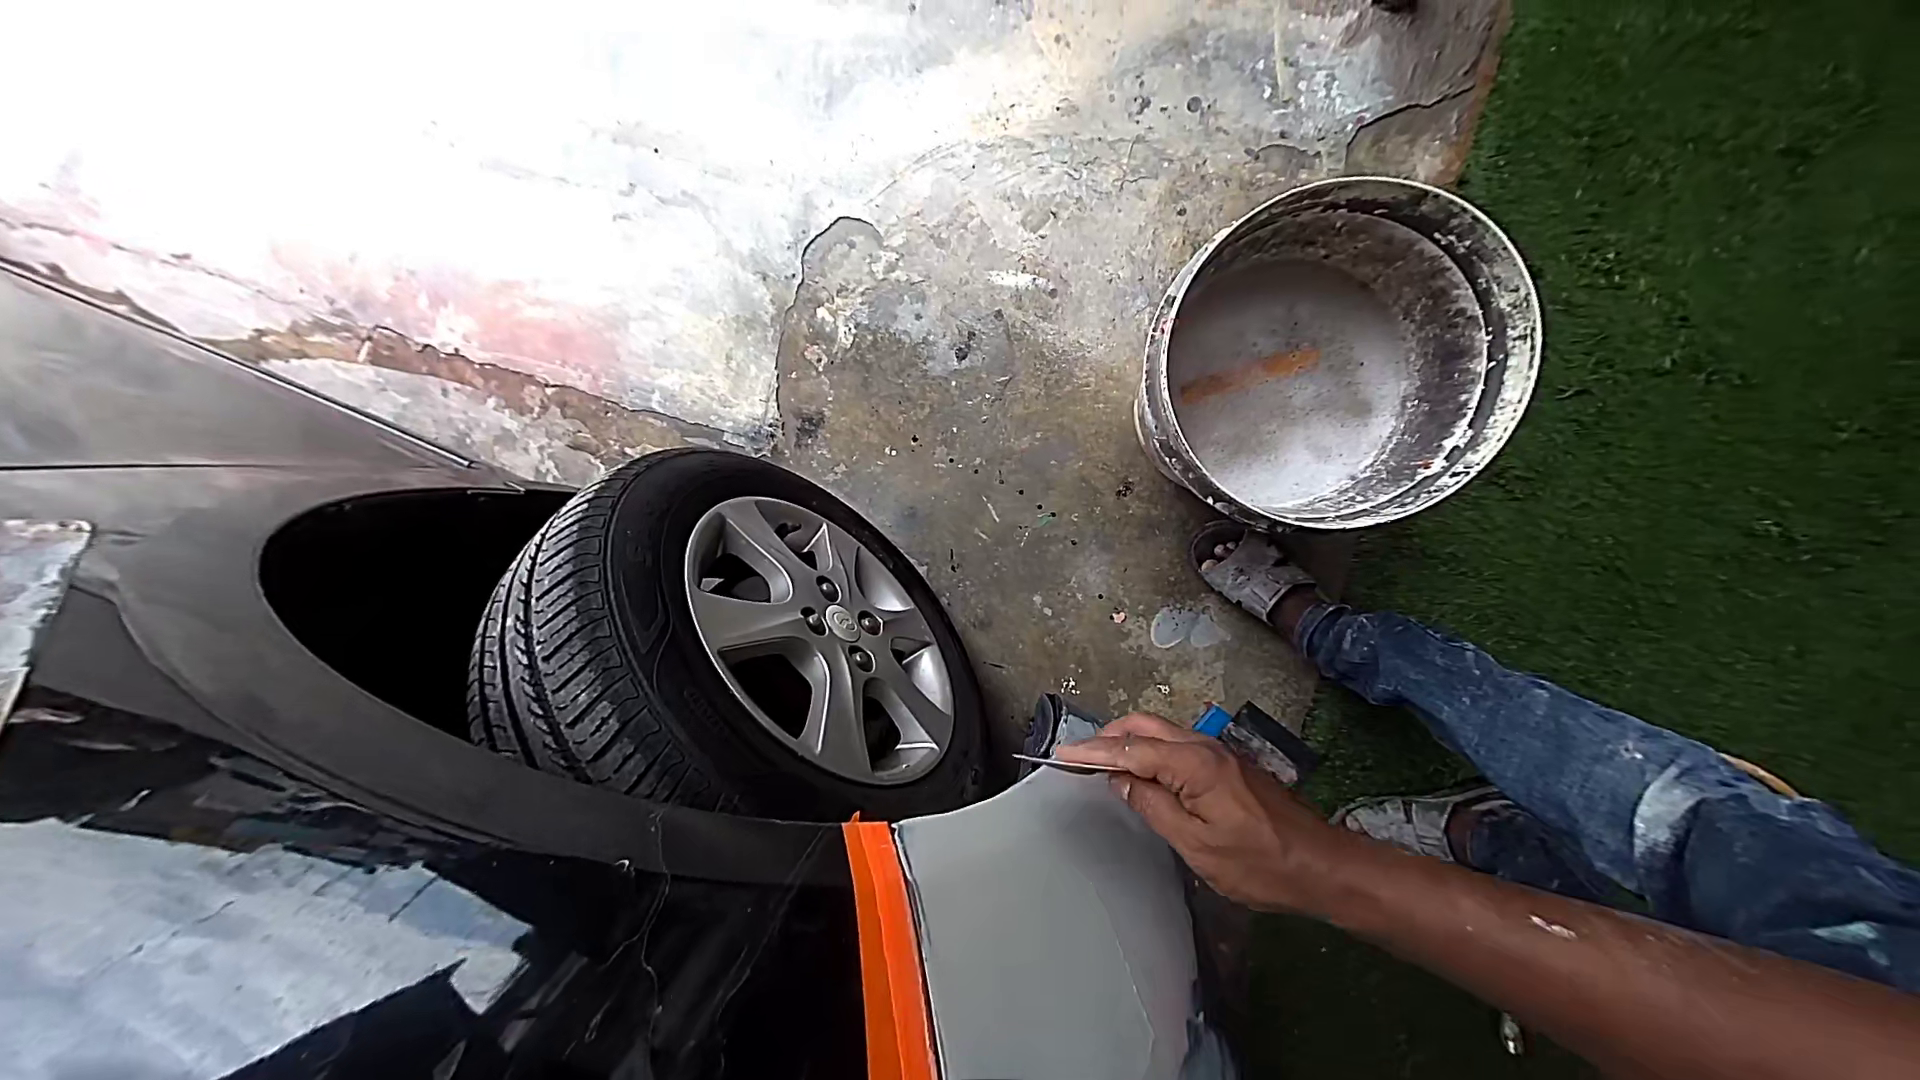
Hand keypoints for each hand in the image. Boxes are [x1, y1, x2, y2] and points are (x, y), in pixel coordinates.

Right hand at [1055, 713, 1355, 912]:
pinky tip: (1141, 769)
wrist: (1323, 864)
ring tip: (1103, 761)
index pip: (1130, 749)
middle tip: (1080, 755)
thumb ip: (1153, 806)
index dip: (1093, 751)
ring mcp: (1217, 751)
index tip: (1062, 752)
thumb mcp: (1197, 845)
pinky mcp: (1226, 762)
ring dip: (1128, 740)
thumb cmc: (1260, 863)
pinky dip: (1149, 748)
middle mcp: (1203, 746)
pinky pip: (1175, 743)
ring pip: (1160, 731)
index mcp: (1193, 764)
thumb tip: (1120, 781)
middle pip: (1144, 726)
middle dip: (1108, 735)